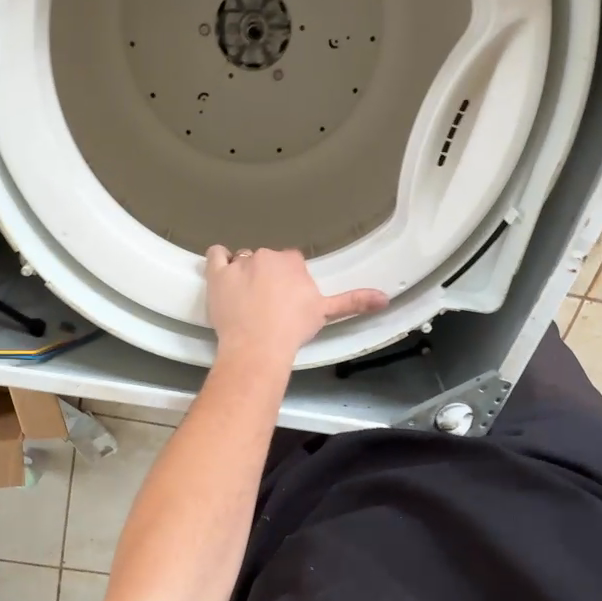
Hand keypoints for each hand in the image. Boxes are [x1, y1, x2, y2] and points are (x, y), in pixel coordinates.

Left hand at [203, 246, 387, 364]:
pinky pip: (215, 254)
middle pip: (266, 260)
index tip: (286, 299)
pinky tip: (222, 274)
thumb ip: (354, 301)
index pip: (290, 262)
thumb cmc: (293, 329)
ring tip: (244, 298)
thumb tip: (385, 298)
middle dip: (266, 276)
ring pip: (242, 259)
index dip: (288, 280)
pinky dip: (218, 260)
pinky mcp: (218, 274)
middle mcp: (267, 255)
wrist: (259, 346)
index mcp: (292, 261)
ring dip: (243, 272)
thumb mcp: (326, 313)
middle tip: (266, 304)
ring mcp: (240, 263)